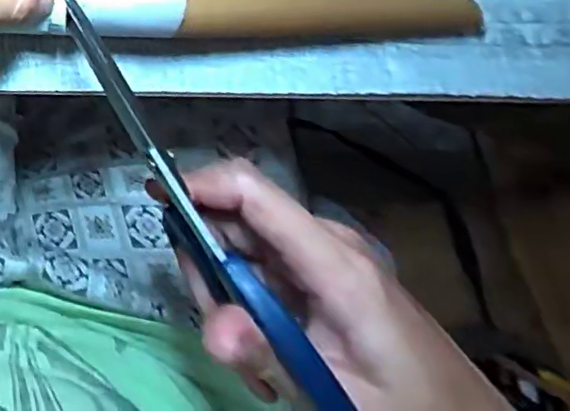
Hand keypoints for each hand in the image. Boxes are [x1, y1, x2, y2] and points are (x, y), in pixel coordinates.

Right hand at [153, 160, 507, 410]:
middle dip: (208, 263)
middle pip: (235, 218)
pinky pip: (264, 267)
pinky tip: (269, 352)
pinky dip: (248, 301)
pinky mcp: (326, 275)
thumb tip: (211, 329)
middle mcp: (327, 243)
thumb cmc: (413, 409)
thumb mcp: (339, 395)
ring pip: (243, 244)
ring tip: (251, 357)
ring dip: (227, 291)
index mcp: (334, 261)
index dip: (196, 182)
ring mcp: (327, 257)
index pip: (250, 188)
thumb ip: (269, 357)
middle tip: (217, 326)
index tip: (156, 198)